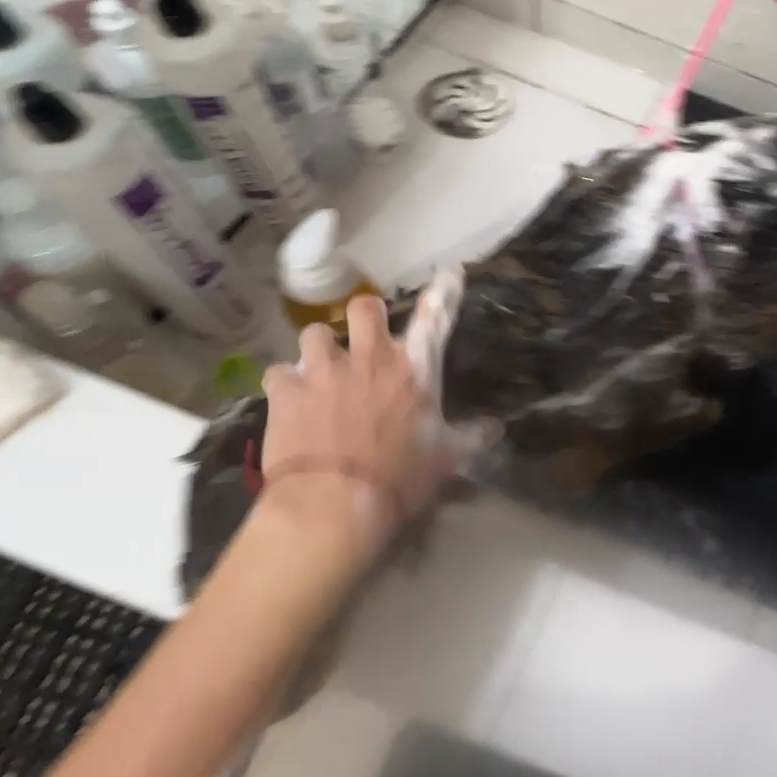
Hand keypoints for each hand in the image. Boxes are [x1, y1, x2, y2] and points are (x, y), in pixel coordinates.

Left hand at [259, 265, 496, 552]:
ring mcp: (323, 371)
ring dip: (319, 350)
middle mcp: (369, 358)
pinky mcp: (284, 392)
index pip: (437, 318)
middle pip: (364, 308)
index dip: (445, 290)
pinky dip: (286, 384)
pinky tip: (290, 401)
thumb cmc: (400, 478)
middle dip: (365, 317)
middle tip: (364, 339)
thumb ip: (471, 438)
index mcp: (415, 370)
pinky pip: (279, 373)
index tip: (451, 271)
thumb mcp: (447, 460)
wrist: (333, 504)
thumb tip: (496, 429)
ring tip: (320, 371)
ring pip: (314, 334)